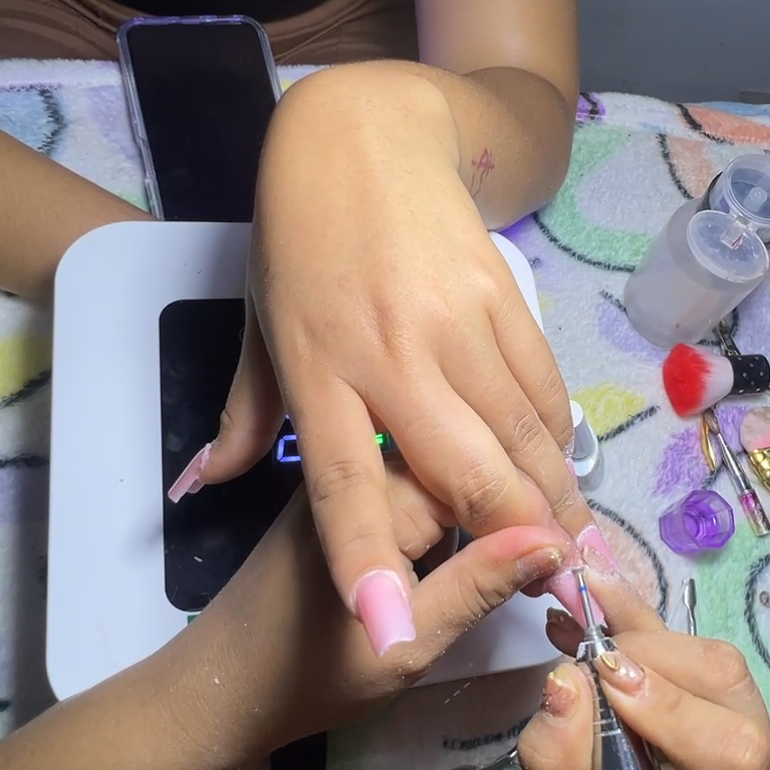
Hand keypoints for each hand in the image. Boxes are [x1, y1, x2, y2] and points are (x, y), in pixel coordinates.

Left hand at [147, 478, 567, 761]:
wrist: (220, 679)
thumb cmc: (305, 676)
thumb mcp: (400, 649)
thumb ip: (475, 589)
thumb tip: (554, 547)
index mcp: (374, 491)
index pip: (483, 480)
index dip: (544, 514)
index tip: (591, 557)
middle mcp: (372, 452)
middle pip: (480, 445)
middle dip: (543, 490)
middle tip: (594, 541)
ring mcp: (367, 450)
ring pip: (466, 433)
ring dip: (524, 468)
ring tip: (574, 512)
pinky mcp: (366, 463)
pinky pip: (445, 441)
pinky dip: (493, 458)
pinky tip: (526, 483)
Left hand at [189, 64, 592, 653]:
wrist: (366, 137)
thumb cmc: (298, 240)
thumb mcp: (257, 324)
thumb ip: (238, 416)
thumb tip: (195, 485)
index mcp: (316, 373)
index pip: (342, 487)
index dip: (367, 564)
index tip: (390, 632)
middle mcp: (389, 358)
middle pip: (463, 472)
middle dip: (513, 540)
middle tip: (551, 586)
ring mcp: (454, 325)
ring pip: (519, 435)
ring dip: (552, 496)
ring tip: (574, 540)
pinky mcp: (503, 297)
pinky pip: (542, 385)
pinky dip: (556, 434)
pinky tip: (562, 462)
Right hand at [519, 576, 769, 769]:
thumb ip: (565, 766)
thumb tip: (563, 680)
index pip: (734, 757)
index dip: (669, 708)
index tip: (601, 678)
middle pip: (727, 683)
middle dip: (645, 657)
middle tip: (581, 659)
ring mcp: (759, 728)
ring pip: (713, 656)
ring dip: (640, 636)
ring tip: (582, 634)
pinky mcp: (731, 696)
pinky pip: (691, 644)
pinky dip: (639, 618)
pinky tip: (599, 591)